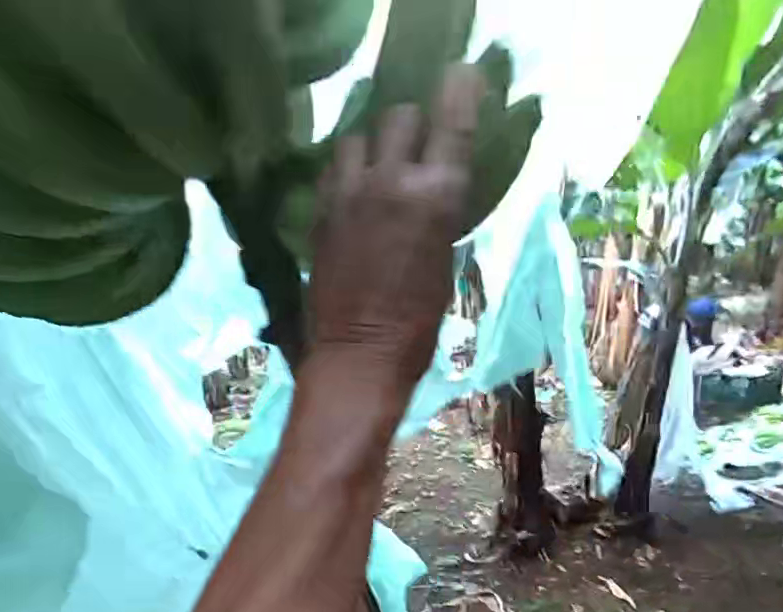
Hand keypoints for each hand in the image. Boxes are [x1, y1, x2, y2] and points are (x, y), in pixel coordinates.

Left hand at [308, 66, 482, 399]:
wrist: (359, 358)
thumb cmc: (416, 327)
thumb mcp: (444, 266)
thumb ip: (441, 216)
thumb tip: (438, 191)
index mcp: (437, 195)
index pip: (452, 115)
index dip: (460, 91)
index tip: (462, 83)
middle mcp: (391, 180)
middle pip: (400, 115)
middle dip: (412, 127)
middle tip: (415, 150)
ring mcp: (349, 193)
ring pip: (358, 134)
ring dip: (372, 146)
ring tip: (376, 172)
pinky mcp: (320, 211)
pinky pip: (332, 167)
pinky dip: (346, 171)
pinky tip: (353, 192)